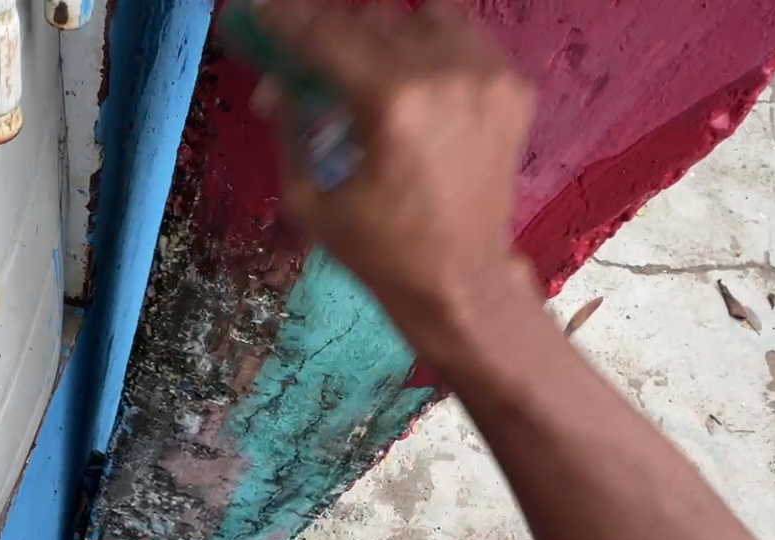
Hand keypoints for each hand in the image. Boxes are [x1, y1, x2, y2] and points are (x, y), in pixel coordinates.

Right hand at [254, 0, 538, 357]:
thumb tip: (276, 88)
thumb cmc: (377, 252)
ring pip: (425, 15)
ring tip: (371, 72)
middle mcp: (445, 72)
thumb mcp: (312, 205)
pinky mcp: (513, 85)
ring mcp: (488, 73)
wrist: (458, 279)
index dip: (289, 22)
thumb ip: (291, 136)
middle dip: (333, 33)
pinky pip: (465, 37)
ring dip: (386, 34)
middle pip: (375, 18)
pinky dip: (431, 48)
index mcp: (391, 104)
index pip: (328, 37)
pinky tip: (415, 84)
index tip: (262, 13)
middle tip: (312, 59)